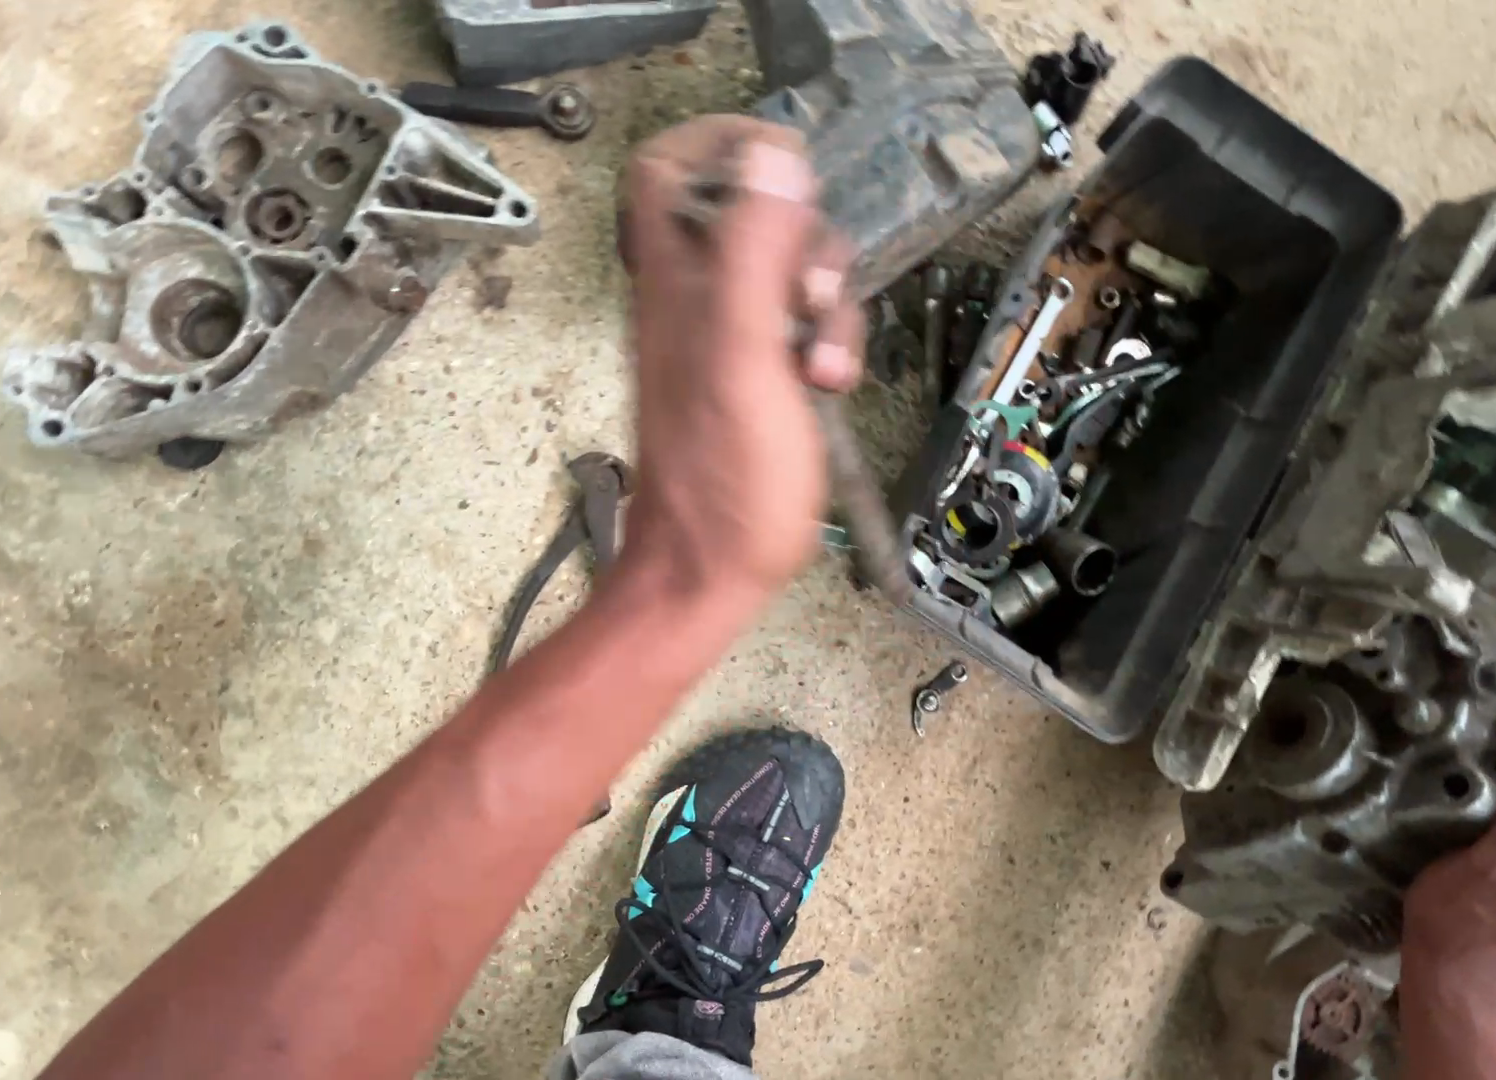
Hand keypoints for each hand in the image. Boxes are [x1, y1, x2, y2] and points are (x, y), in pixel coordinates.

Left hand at [615, 116, 862, 603]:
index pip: (666, 171)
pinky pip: (801, 328)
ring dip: (829, 306)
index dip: (719, 146)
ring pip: (790, 275)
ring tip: (828, 369)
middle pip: (754, 218)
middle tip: (811, 303)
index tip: (781, 173)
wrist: (710, 571)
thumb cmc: (724, 482)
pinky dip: (827, 344)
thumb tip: (773, 158)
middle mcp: (694, 301)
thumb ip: (751, 256)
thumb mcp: (743, 360)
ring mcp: (727, 340)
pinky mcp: (756, 378)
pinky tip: (830, 386)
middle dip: (804, 244)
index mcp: (675, 286)